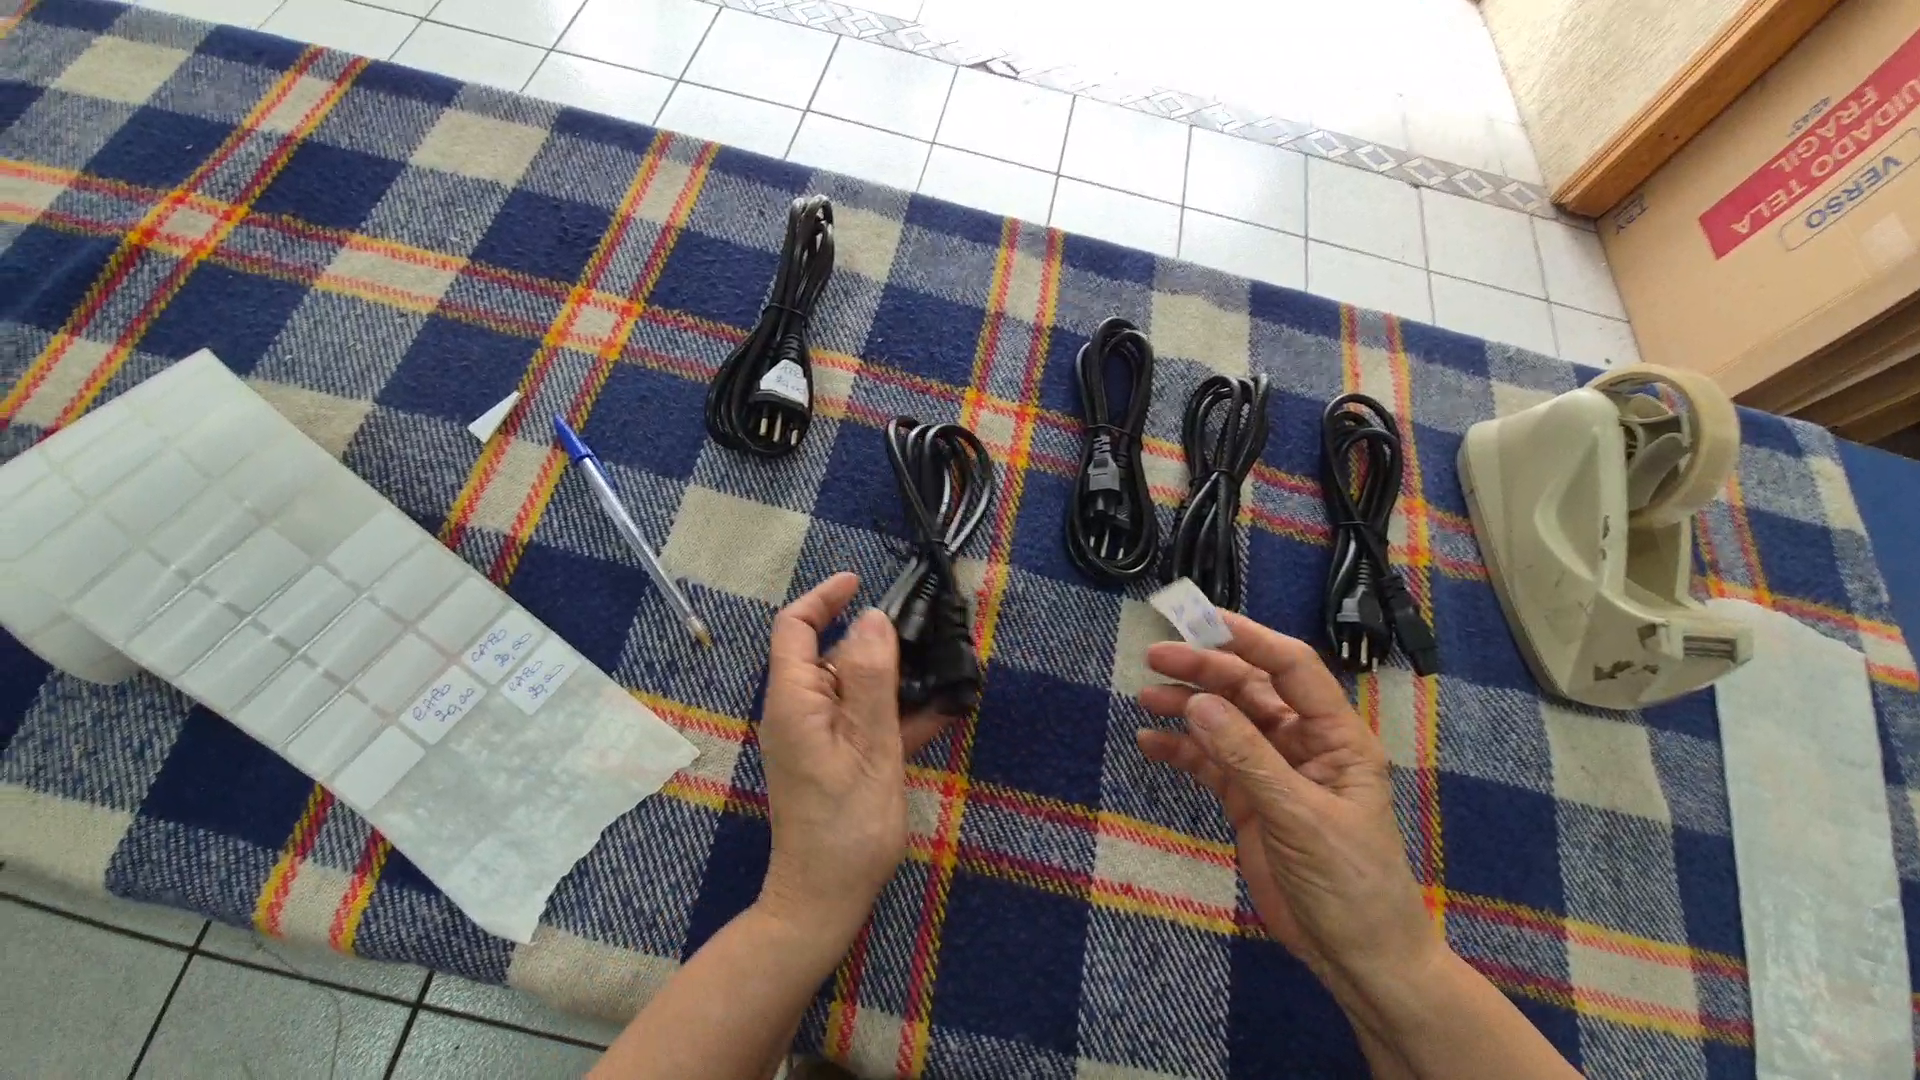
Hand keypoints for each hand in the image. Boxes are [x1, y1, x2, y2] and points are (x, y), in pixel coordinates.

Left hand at [755, 573, 950, 942]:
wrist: (824, 900)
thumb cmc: (846, 825)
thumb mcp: (869, 747)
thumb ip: (872, 680)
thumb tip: (874, 617)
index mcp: (794, 700)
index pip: (795, 627)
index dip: (825, 597)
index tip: (864, 583)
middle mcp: (799, 710)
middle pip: (834, 655)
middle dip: (881, 643)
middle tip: (931, 637)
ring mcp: (818, 735)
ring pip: (857, 687)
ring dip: (898, 679)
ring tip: (947, 672)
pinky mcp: (836, 757)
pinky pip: (865, 719)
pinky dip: (898, 713)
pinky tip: (943, 712)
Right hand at [1135, 613, 1440, 992]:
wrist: (1359, 958)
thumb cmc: (1351, 883)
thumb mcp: (1300, 816)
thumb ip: (1248, 757)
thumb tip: (1197, 702)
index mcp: (1335, 736)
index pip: (1291, 669)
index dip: (1250, 639)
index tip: (1203, 621)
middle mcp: (1302, 743)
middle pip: (1249, 690)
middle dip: (1204, 671)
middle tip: (1155, 657)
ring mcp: (1272, 771)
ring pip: (1224, 722)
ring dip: (1186, 706)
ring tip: (1145, 698)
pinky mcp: (1248, 800)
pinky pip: (1209, 763)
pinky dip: (1180, 751)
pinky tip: (1149, 745)